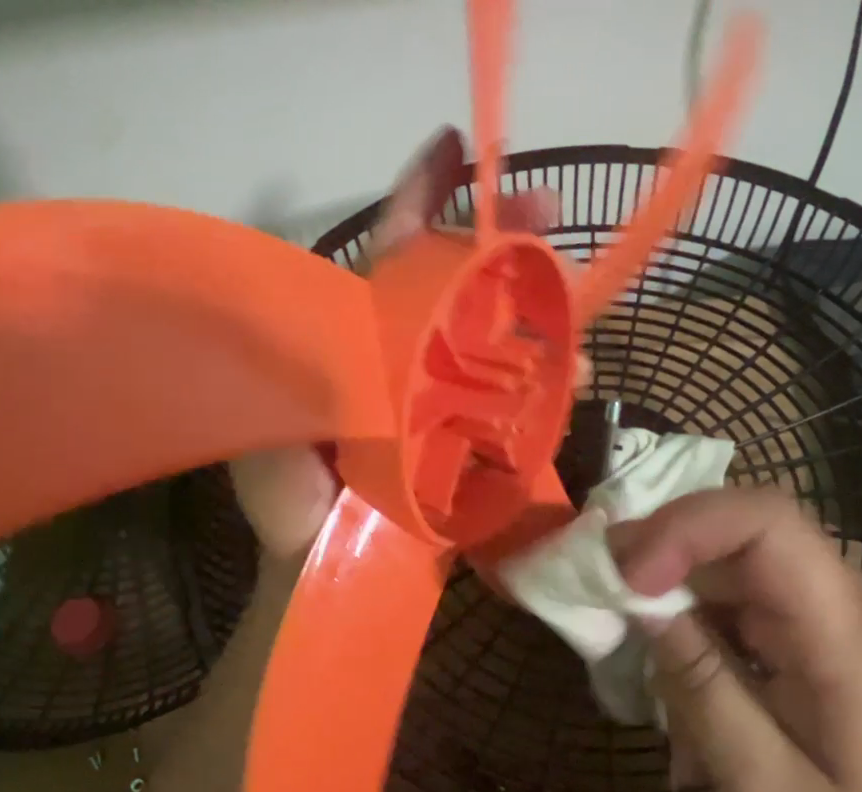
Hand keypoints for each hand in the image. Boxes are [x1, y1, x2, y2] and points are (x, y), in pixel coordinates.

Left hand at [231, 125, 566, 563]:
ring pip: (504, 332)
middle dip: (504, 238)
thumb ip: (305, 365)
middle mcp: (409, 355)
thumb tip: (341, 302)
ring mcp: (450, 397)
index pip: (392, 254)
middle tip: (550, 210)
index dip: (421, 197)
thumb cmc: (292, 504)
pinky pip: (524, 398)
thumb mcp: (278, 424)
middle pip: (462, 279)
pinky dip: (555, 380)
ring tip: (579, 309)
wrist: (326, 573)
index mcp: (359, 339)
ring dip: (545, 310)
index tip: (454, 147)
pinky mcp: (480, 441)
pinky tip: (582, 375)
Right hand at [610, 488, 861, 791]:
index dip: (687, 530)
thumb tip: (646, 613)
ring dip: (665, 578)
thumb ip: (704, 696)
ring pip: (724, 549)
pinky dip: (685, 608)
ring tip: (623, 629)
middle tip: (598, 588)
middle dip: (658, 544)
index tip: (630, 582)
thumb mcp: (767, 781)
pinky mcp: (798, 609)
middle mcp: (831, 588)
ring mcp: (816, 594)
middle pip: (736, 522)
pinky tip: (668, 658)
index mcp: (839, 626)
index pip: (767, 523)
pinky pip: (728, 583)